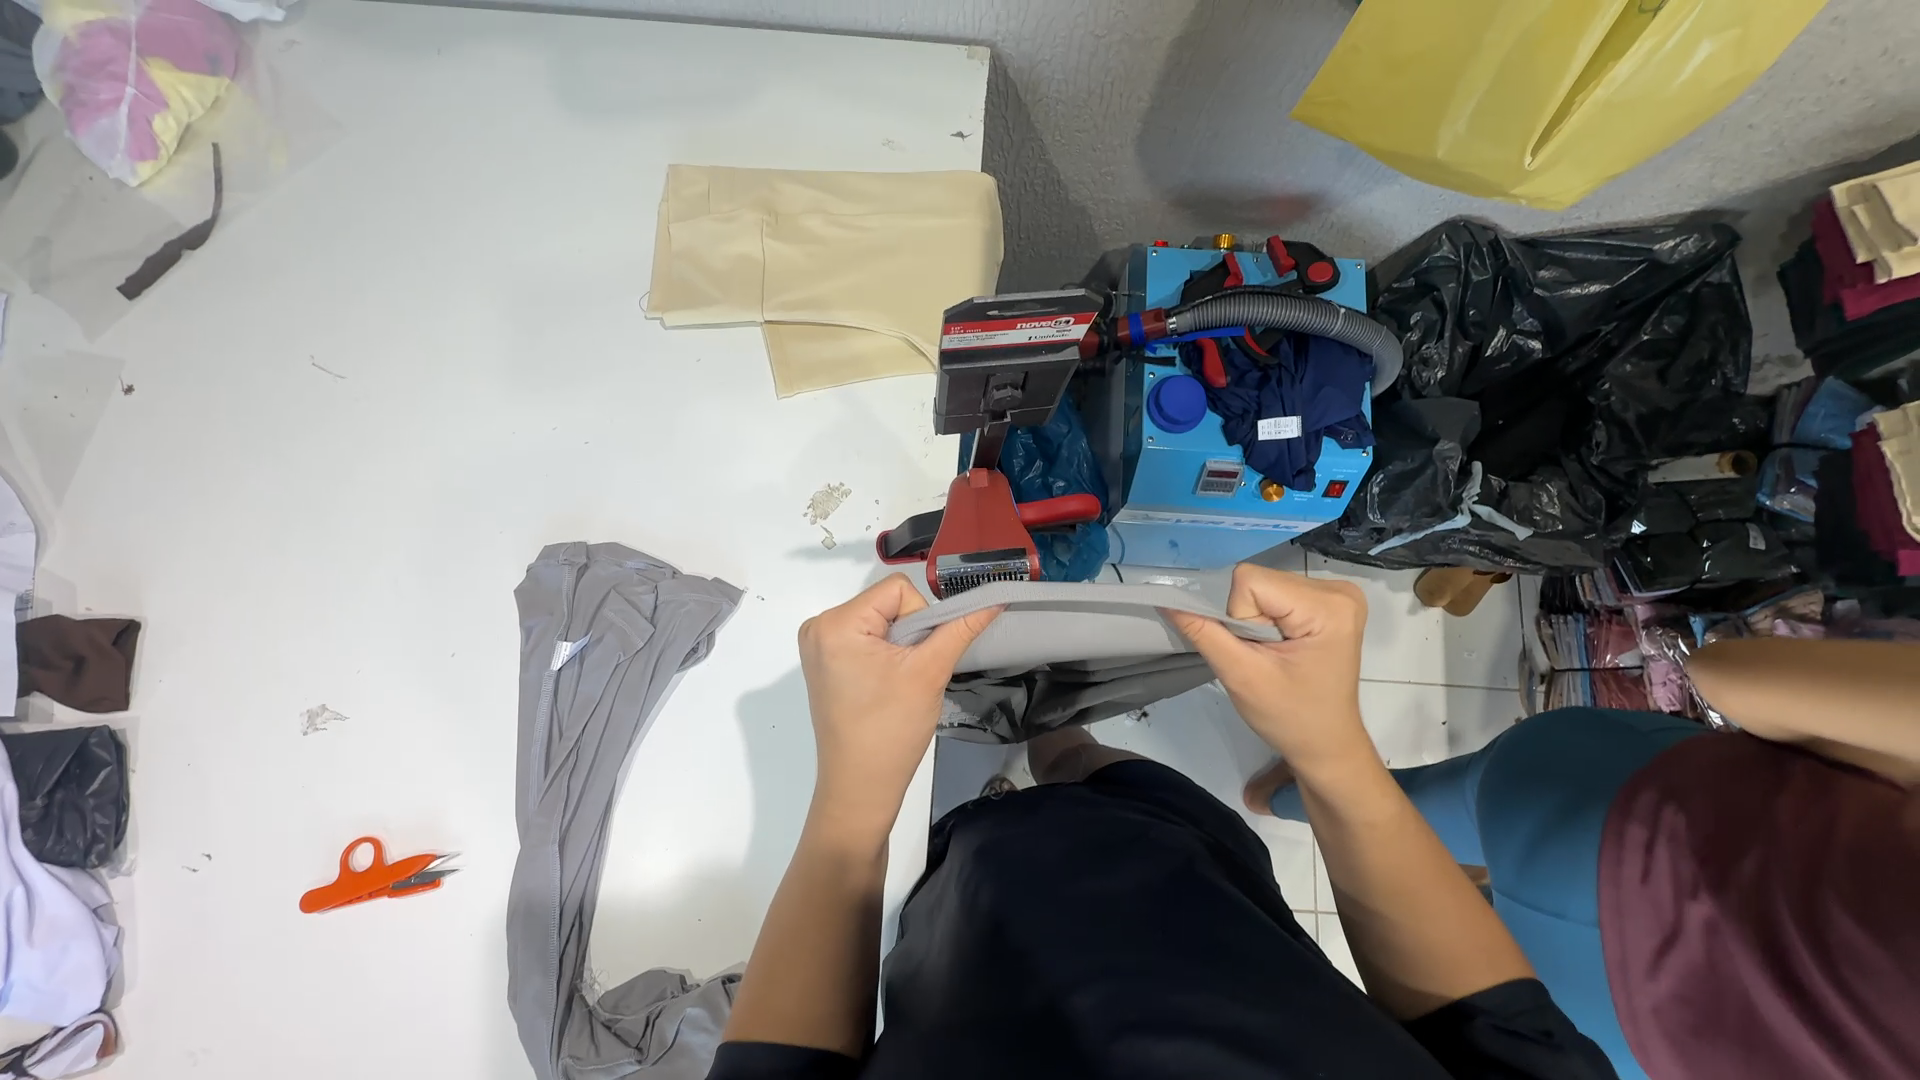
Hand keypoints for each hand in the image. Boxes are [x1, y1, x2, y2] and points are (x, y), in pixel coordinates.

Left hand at [798, 574, 999, 842]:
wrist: (861, 786)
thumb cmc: (892, 731)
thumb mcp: (931, 672)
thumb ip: (960, 628)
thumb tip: (993, 598)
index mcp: (836, 623)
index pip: (898, 590)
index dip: (921, 619)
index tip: (918, 659)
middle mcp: (819, 626)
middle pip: (886, 603)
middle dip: (909, 634)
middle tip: (907, 675)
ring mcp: (817, 645)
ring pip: (879, 620)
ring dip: (898, 645)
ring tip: (895, 683)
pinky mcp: (824, 662)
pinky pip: (865, 637)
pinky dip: (883, 654)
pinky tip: (884, 685)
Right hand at [1164, 563, 1372, 774]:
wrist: (1326, 742)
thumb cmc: (1290, 716)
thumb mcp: (1240, 676)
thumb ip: (1203, 632)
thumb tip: (1167, 599)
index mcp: (1327, 607)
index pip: (1250, 581)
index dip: (1238, 616)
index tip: (1257, 650)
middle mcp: (1337, 590)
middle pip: (1258, 580)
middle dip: (1248, 617)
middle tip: (1266, 654)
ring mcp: (1337, 593)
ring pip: (1264, 584)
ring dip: (1257, 618)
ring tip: (1275, 651)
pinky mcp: (1330, 600)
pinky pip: (1276, 591)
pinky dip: (1268, 616)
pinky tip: (1284, 643)